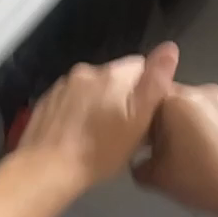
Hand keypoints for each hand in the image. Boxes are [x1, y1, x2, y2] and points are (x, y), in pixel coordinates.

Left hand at [18, 44, 178, 192]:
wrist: (48, 168)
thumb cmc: (100, 150)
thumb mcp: (139, 120)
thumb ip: (155, 82)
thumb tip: (170, 48)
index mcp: (113, 74)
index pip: (142, 65)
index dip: (149, 88)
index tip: (147, 114)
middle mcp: (87, 71)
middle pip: (116, 77)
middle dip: (123, 96)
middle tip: (126, 128)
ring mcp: (63, 85)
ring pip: (92, 88)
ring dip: (100, 102)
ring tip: (101, 133)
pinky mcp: (47, 101)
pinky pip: (72, 100)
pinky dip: (79, 111)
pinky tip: (79, 133)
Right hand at [135, 83, 217, 216]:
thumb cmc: (201, 181)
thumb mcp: (157, 179)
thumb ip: (139, 166)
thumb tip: (139, 164)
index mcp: (176, 101)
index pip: (150, 100)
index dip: (145, 121)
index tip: (147, 142)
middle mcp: (204, 93)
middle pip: (177, 103)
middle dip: (171, 123)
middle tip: (171, 152)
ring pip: (202, 110)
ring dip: (196, 126)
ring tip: (198, 156)